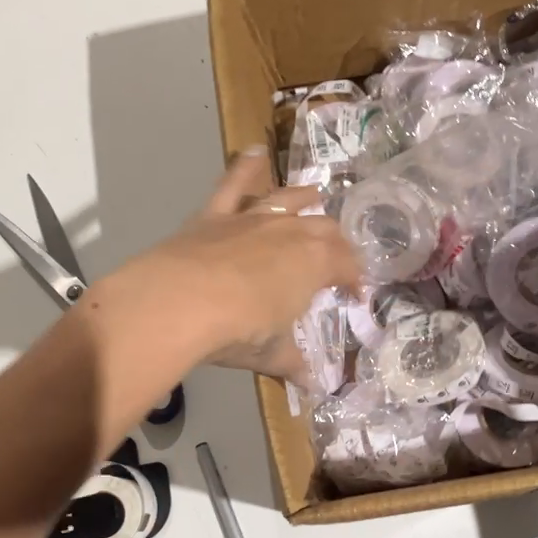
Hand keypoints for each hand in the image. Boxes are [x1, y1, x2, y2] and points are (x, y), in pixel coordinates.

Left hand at [105, 146, 361, 379]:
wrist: (180, 302)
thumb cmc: (238, 331)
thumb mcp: (272, 354)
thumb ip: (294, 364)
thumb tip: (314, 385)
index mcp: (316, 264)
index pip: (348, 266)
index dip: (356, 280)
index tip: (356, 295)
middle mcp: (292, 232)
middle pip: (325, 230)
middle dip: (337, 243)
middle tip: (337, 259)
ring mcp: (253, 218)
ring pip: (289, 200)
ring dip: (306, 198)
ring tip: (316, 196)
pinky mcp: (215, 215)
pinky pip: (234, 183)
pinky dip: (245, 166)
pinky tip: (254, 152)